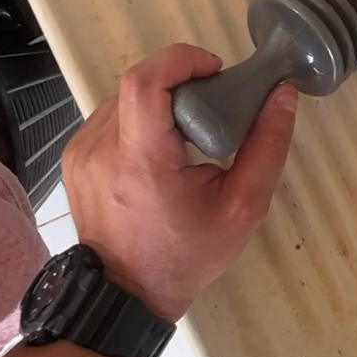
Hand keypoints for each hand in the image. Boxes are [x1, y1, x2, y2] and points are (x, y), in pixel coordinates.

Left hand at [62, 44, 297, 320]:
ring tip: (190, 133)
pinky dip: (142, 119)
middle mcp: (100, 148)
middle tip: (213, 105)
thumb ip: (267, 147)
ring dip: (162, 101)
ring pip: (126, 97)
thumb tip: (282, 95)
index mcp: (140, 161)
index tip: (215, 71)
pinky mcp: (74, 157)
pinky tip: (162, 150)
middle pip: (140, 83)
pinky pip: (113, 116)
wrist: (125, 297)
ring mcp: (81, 151)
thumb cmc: (186, 255)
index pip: (146, 82)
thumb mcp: (243, 208)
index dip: (182, 60)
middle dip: (181, 82)